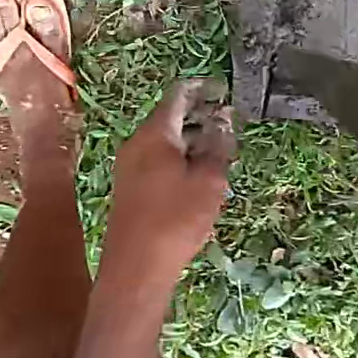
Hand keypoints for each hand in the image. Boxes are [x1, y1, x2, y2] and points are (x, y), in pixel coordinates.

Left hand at [99, 80, 235, 285]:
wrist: (136, 268)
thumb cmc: (176, 219)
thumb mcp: (208, 181)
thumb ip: (218, 146)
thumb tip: (224, 120)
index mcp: (155, 134)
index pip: (178, 95)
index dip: (203, 89)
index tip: (224, 91)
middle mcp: (136, 143)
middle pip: (169, 117)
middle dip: (199, 116)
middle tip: (228, 122)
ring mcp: (129, 166)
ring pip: (163, 141)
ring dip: (190, 139)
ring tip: (219, 149)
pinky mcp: (128, 188)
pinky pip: (156, 160)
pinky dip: (178, 158)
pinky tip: (197, 175)